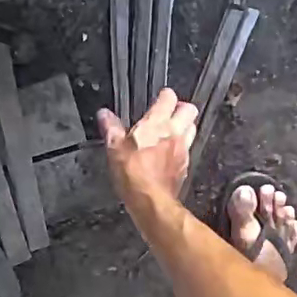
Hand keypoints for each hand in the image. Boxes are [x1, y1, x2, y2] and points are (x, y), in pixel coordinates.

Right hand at [98, 88, 197, 207]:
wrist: (151, 201)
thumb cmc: (134, 175)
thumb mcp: (115, 149)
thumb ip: (111, 129)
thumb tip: (104, 115)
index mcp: (157, 124)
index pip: (169, 98)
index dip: (165, 95)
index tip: (160, 97)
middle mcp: (174, 134)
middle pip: (189, 110)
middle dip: (181, 108)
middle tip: (170, 112)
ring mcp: (182, 150)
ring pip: (192, 128)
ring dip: (184, 126)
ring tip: (171, 130)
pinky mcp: (184, 166)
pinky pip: (187, 149)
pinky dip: (181, 147)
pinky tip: (170, 153)